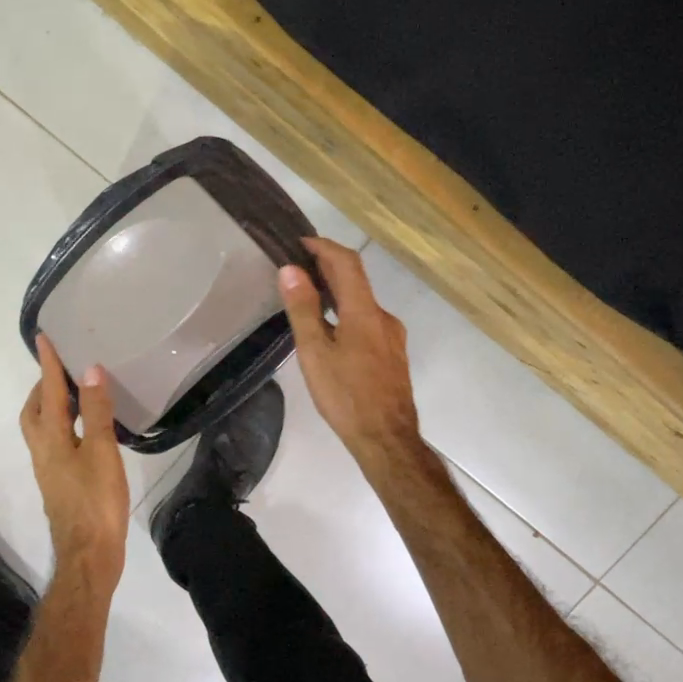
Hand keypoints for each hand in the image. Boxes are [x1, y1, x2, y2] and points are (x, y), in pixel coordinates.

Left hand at [20, 335, 130, 584]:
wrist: (89, 557)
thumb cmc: (96, 502)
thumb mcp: (101, 452)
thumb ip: (95, 412)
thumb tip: (89, 370)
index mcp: (51, 439)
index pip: (49, 391)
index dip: (48, 364)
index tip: (43, 338)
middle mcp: (43, 452)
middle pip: (34, 412)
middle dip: (44, 387)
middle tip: (61, 370)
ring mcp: (50, 471)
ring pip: (42, 430)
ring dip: (52, 407)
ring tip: (75, 396)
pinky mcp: (60, 486)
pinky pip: (55, 444)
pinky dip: (65, 427)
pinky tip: (85, 432)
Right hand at [279, 237, 429, 469]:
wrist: (387, 439)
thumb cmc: (346, 396)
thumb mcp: (315, 352)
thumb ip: (303, 309)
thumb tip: (290, 270)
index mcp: (365, 312)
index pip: (346, 263)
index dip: (323, 246)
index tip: (299, 242)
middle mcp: (383, 317)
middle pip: (356, 280)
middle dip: (327, 267)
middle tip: (296, 267)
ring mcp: (392, 337)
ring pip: (362, 303)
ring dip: (337, 292)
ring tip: (308, 297)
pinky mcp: (392, 355)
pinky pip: (367, 321)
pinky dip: (346, 313)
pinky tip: (330, 331)